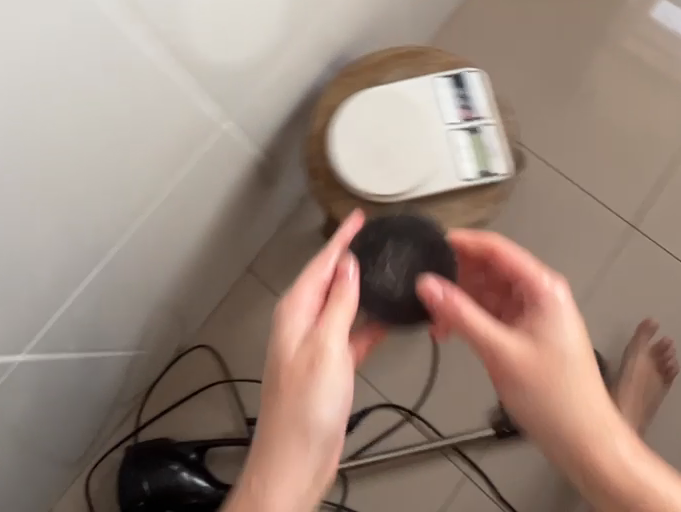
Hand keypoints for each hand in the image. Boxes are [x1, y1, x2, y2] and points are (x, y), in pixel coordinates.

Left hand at [229, 210, 384, 511]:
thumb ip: (339, 304)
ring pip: (341, 306)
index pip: (321, 263)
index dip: (341, 239)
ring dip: (359, 290)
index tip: (356, 220)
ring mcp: (314, 346)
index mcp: (296, 312)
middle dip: (348, 258)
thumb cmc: (301, 411)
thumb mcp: (327, 347)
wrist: (295, 461)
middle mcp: (302, 324)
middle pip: (328, 280)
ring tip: (380, 271)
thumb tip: (348, 267)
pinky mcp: (328, 367)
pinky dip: (367, 325)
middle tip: (369, 237)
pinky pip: (350, 335)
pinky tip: (385, 321)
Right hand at [415, 230, 619, 470]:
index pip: (495, 248)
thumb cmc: (555, 399)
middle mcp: (538, 293)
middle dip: (456, 277)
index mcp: (542, 287)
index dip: (462, 243)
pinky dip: (469, 319)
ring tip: (434, 317)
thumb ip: (461, 315)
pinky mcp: (524, 333)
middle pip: (489, 269)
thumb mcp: (500, 352)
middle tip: (425, 289)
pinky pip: (490, 313)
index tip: (429, 243)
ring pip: (486, 292)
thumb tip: (427, 284)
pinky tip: (449, 331)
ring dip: (459, 301)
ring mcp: (531, 313)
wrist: (585, 444)